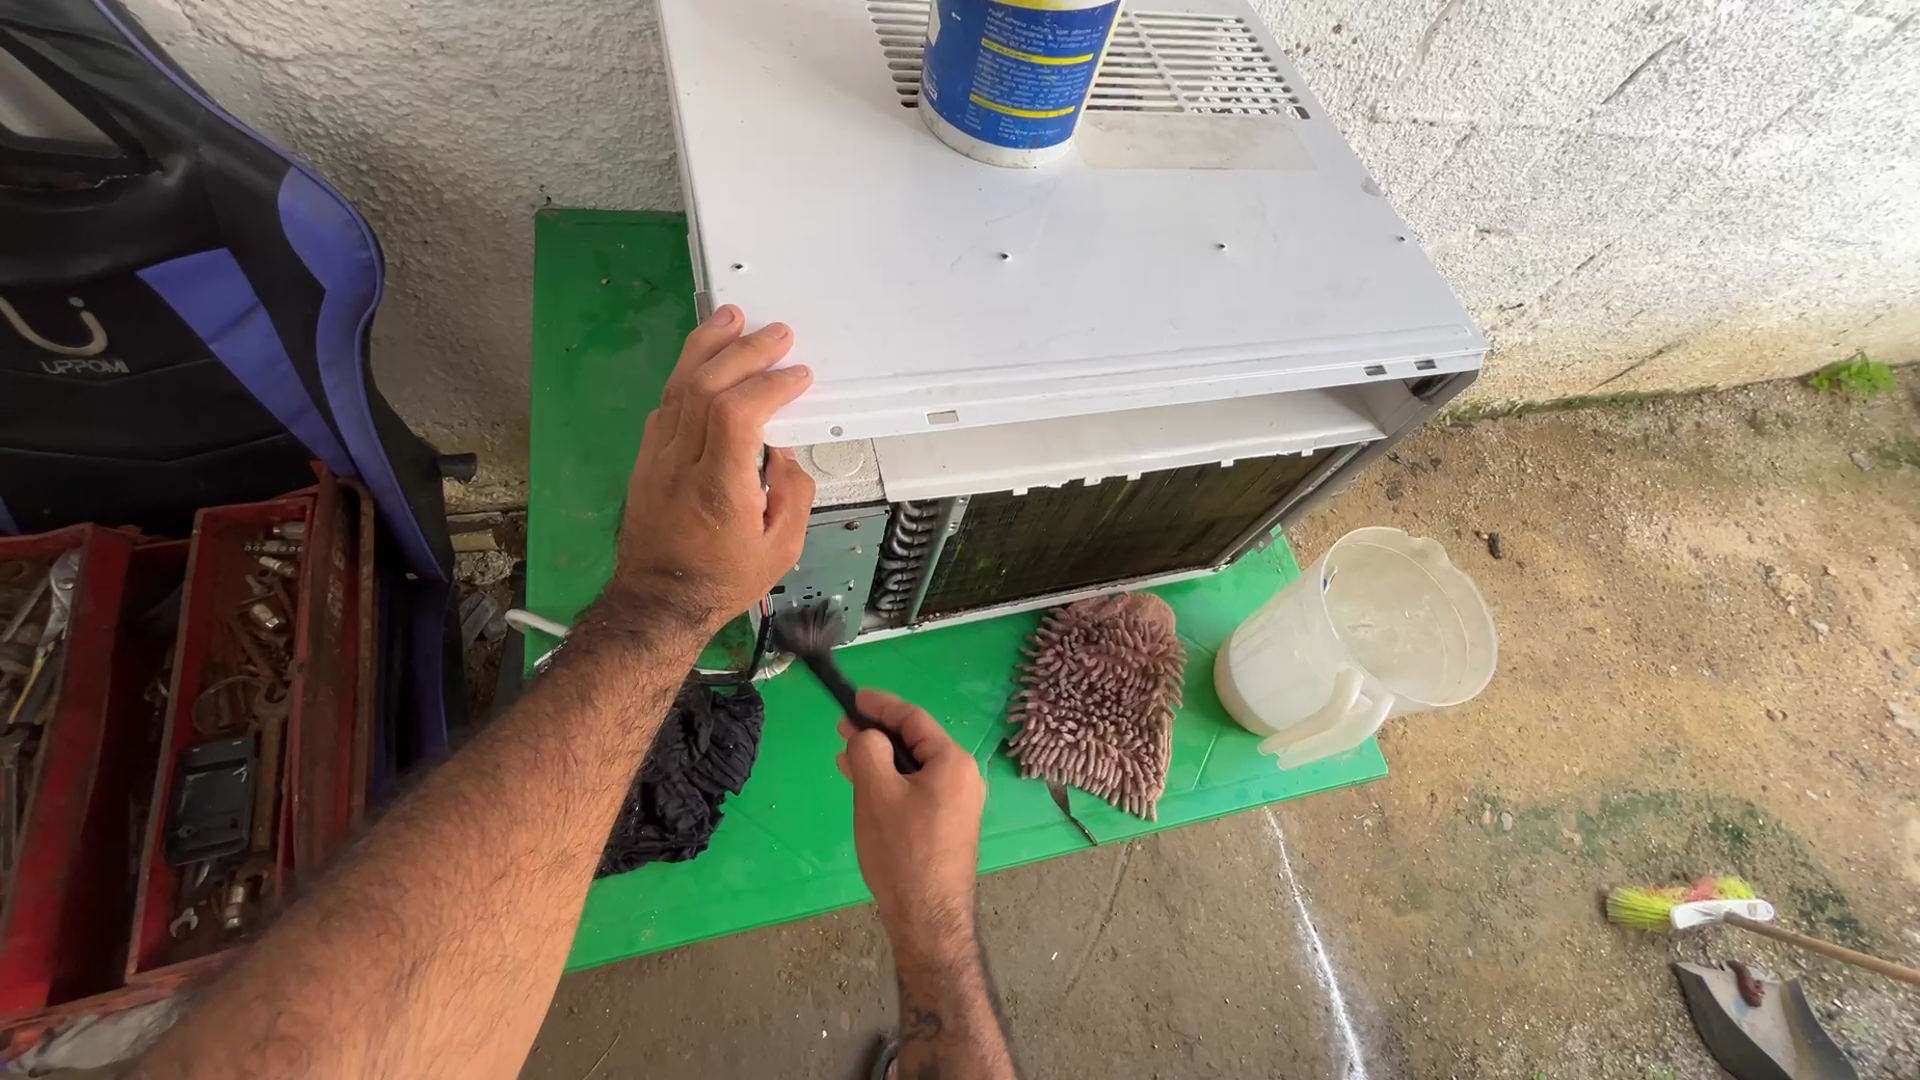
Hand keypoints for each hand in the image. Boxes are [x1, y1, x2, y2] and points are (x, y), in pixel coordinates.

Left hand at [602, 306, 815, 638]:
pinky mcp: (645, 459)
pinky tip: (705, 361)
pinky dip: (687, 375)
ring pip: (678, 387)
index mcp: (720, 489)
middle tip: (776, 334)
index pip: (738, 414)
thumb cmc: (723, 580)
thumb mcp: (782, 548)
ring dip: (707, 346)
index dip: (770, 385)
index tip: (799, 377)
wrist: (658, 602)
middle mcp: (683, 465)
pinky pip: (665, 405)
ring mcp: (657, 458)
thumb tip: (784, 450)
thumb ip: (794, 493)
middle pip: (706, 387)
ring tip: (731, 317)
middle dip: (744, 351)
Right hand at [837, 690, 986, 961]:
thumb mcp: (877, 793)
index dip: (881, 705)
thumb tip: (868, 736)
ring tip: (845, 753)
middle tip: (843, 727)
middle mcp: (963, 777)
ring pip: (914, 767)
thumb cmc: (902, 852)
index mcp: (953, 762)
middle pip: (916, 741)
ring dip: (881, 759)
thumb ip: (868, 751)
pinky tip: (864, 783)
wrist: (928, 920)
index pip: (914, 719)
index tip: (854, 697)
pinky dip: (891, 781)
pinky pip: (917, 789)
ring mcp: (958, 802)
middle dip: (878, 733)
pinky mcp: (948, 824)